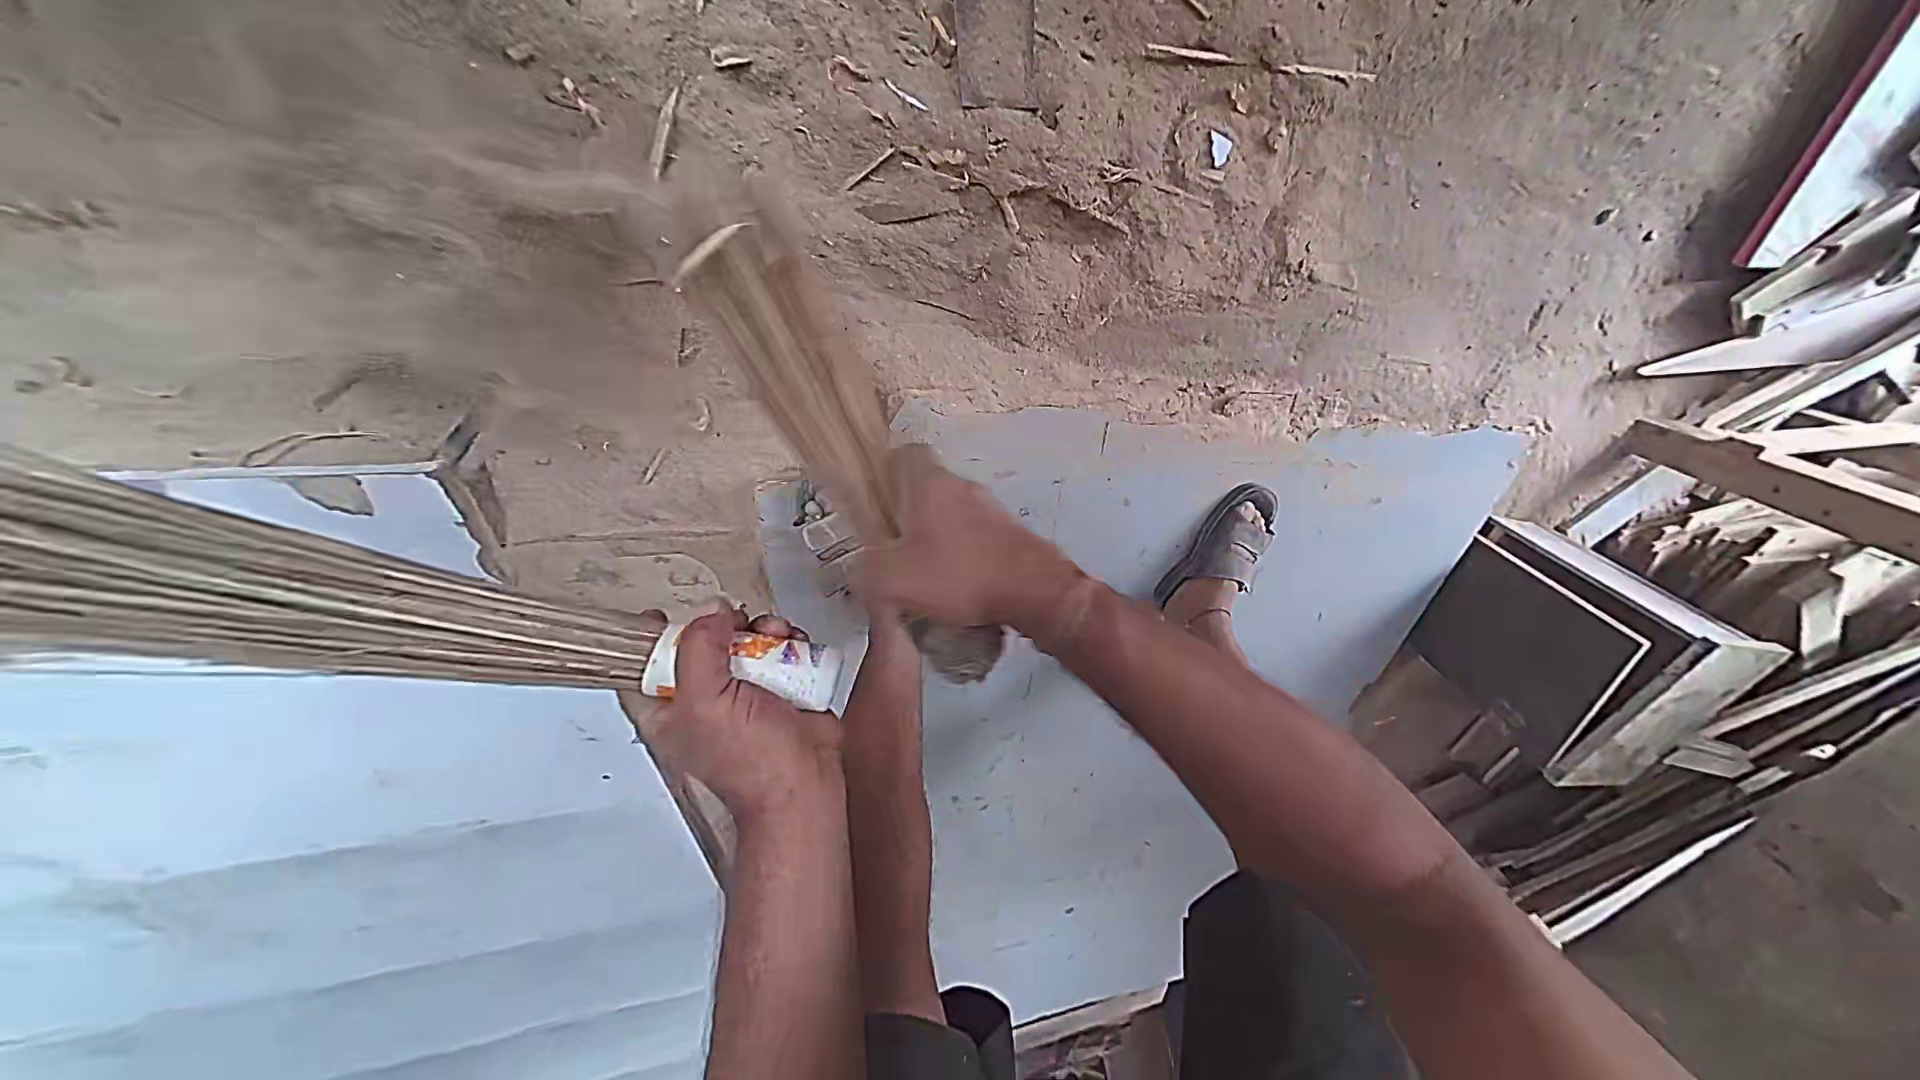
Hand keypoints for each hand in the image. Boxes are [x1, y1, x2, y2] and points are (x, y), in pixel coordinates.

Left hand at [638, 610, 843, 826]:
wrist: (806, 781)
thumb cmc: (752, 765)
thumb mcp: (706, 703)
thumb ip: (698, 651)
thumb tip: (711, 614)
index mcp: (671, 711)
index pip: (644, 668)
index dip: (648, 639)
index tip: (662, 615)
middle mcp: (707, 699)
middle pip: (703, 643)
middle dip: (723, 626)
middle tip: (736, 625)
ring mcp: (746, 691)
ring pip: (747, 640)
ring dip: (764, 630)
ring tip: (776, 637)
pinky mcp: (781, 686)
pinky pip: (781, 648)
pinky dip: (789, 640)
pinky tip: (794, 645)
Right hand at [858, 444, 1081, 630]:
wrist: (1035, 592)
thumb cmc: (962, 576)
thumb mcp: (893, 581)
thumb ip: (865, 572)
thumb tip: (858, 573)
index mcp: (931, 485)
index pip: (905, 454)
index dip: (885, 473)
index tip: (875, 501)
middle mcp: (963, 488)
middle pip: (926, 488)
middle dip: (907, 516)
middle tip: (893, 548)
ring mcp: (992, 510)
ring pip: (953, 514)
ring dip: (937, 538)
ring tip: (925, 574)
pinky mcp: (1011, 534)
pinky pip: (976, 537)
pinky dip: (963, 556)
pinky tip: (957, 586)